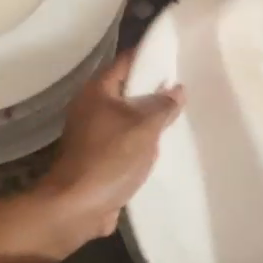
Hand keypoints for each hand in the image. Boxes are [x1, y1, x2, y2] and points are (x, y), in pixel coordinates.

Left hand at [29, 51, 183, 245]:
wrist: (77, 206)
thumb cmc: (109, 158)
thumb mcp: (143, 128)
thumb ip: (162, 106)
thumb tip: (176, 89)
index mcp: (97, 91)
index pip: (126, 62)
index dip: (150, 57)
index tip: (176, 56)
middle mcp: (91, 106)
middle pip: (127, 90)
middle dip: (153, 91)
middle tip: (185, 89)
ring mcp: (92, 133)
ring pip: (127, 118)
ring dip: (148, 120)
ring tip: (180, 117)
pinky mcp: (97, 157)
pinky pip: (124, 141)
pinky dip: (141, 142)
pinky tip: (163, 147)